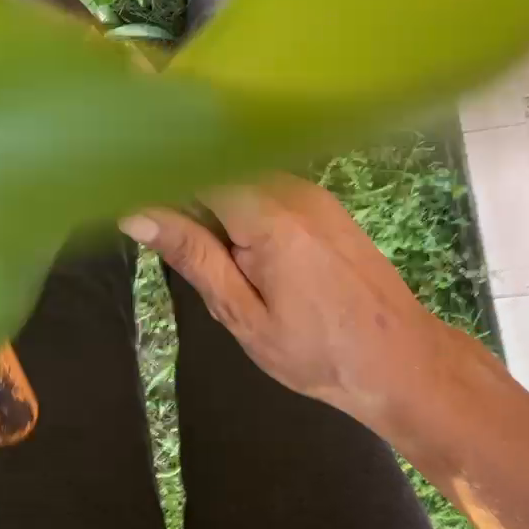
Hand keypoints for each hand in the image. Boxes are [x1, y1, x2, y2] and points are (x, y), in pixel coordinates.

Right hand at [119, 173, 466, 431]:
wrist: (407, 365)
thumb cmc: (320, 352)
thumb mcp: (244, 314)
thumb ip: (192, 256)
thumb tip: (133, 212)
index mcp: (267, 215)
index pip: (194, 164)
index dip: (157, 166)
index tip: (122, 173)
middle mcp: (289, 188)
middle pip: (213, 165)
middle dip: (182, 189)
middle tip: (160, 229)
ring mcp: (308, 190)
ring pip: (235, 174)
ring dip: (210, 200)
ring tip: (202, 245)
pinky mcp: (319, 201)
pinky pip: (260, 185)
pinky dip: (236, 203)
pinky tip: (235, 242)